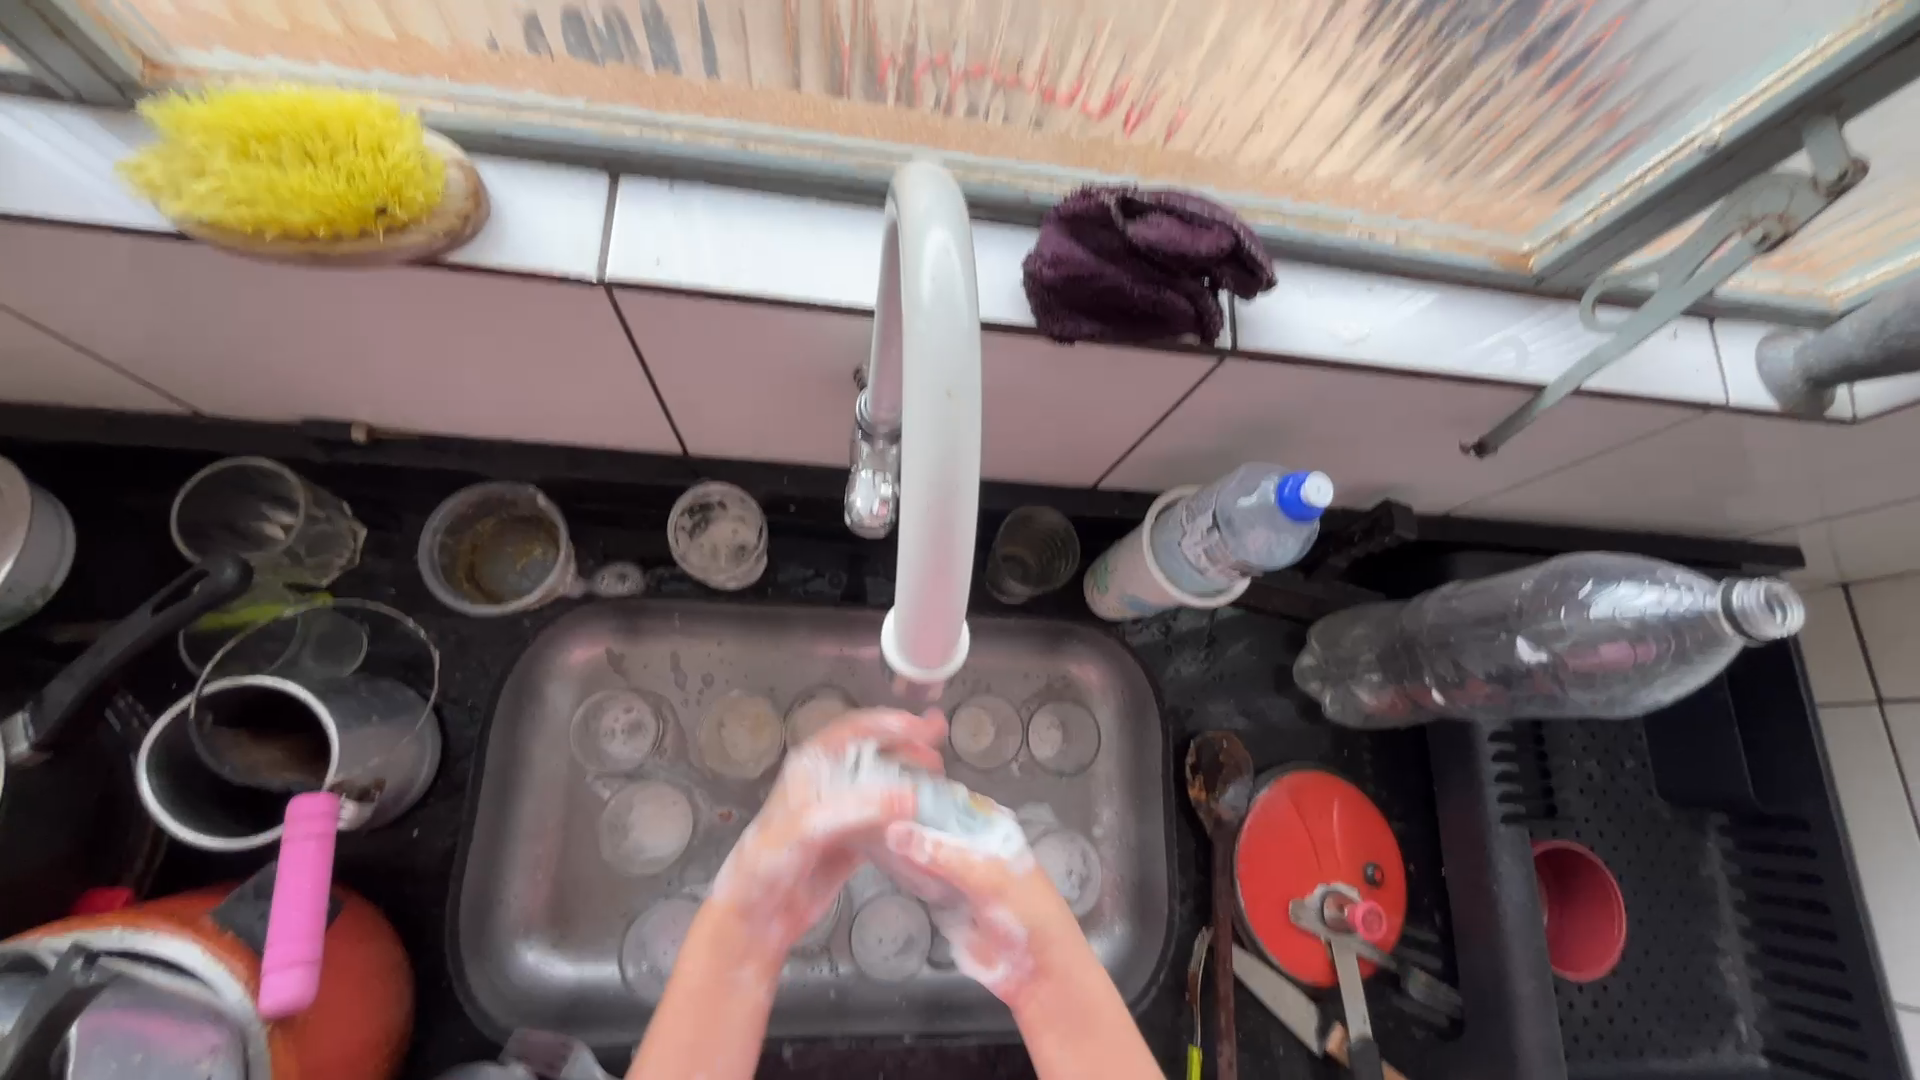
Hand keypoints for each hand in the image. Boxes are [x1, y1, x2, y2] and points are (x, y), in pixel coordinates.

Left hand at [710, 707, 946, 952]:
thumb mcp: (807, 828)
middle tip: (938, 745)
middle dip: (907, 743)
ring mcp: (843, 810)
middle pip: (874, 751)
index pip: (855, 730)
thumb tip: (910, 796)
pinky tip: (927, 815)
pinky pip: (886, 819)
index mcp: (812, 765)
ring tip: (939, 776)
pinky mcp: (853, 840)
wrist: (756, 917)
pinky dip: (907, 813)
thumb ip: (856, 809)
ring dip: (911, 774)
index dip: (889, 723)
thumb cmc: (768, 863)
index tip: (922, 726)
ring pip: (883, 782)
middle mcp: (829, 781)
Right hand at [882, 816, 1085, 1005]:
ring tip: (865, 830)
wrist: (1037, 973)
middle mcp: (973, 847)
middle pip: (933, 828)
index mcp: (992, 829)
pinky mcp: (947, 905)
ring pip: (924, 855)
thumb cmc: (1025, 913)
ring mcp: (958, 876)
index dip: (920, 797)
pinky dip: (904, 875)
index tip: (884, 790)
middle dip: (905, 823)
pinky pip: (921, 885)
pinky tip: (877, 860)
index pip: (951, 802)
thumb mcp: (986, 877)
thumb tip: (894, 831)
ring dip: (901, 847)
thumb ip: (941, 854)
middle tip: (867, 812)